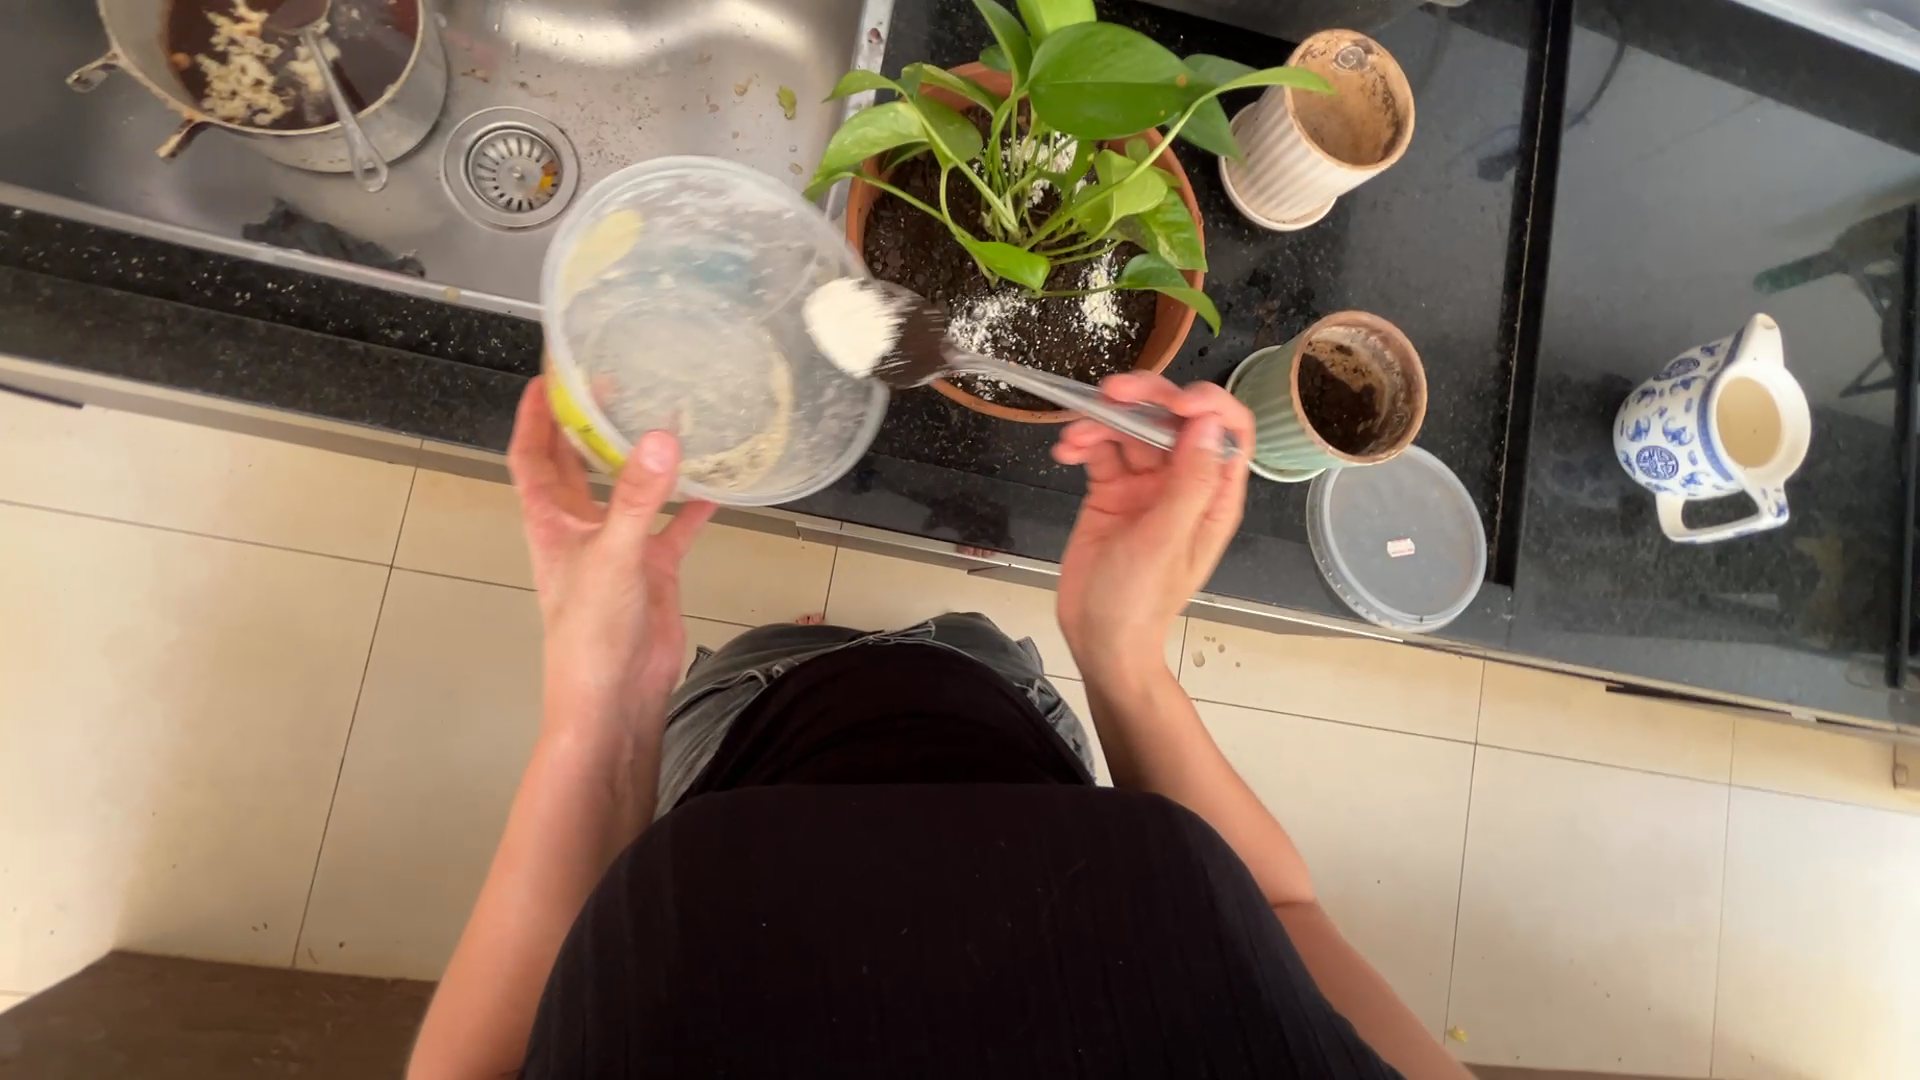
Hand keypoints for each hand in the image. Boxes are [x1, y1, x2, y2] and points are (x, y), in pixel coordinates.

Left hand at [507, 377, 716, 744]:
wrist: (617, 694)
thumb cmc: (591, 633)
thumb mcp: (613, 557)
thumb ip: (638, 498)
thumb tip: (662, 438)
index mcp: (551, 521)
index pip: (533, 456)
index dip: (536, 415)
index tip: (549, 375)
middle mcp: (583, 529)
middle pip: (579, 466)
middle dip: (589, 426)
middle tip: (614, 385)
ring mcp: (620, 548)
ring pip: (630, 492)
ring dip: (643, 462)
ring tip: (665, 422)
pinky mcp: (654, 568)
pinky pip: (674, 528)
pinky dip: (692, 508)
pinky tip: (715, 489)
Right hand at [1051, 372, 1253, 683]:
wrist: (1097, 638)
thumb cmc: (1139, 601)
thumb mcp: (1166, 542)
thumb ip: (1189, 482)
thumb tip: (1206, 422)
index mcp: (1212, 496)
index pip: (1227, 431)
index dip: (1207, 405)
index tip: (1173, 403)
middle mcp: (1181, 483)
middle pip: (1172, 420)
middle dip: (1145, 400)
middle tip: (1110, 393)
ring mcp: (1144, 486)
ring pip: (1130, 431)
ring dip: (1101, 424)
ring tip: (1073, 439)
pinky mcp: (1109, 491)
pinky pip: (1100, 452)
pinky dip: (1083, 444)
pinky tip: (1065, 452)